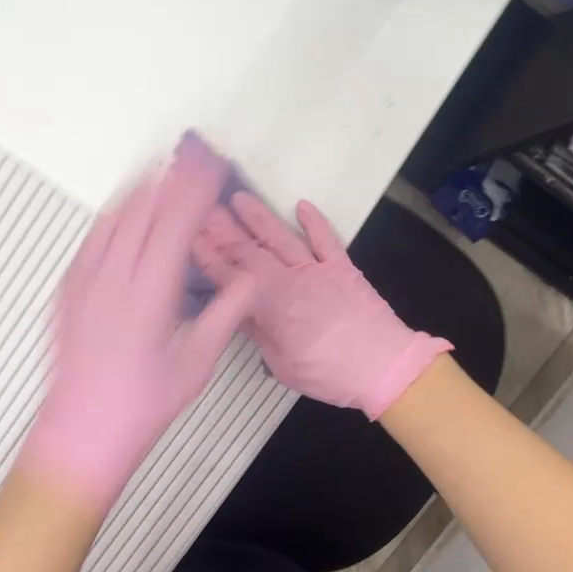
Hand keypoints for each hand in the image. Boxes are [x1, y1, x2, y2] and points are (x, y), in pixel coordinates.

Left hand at [20, 137, 259, 509]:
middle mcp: (113, 279)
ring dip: (136, 193)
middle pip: (142, 211)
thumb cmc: (142, 406)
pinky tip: (119, 218)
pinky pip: (89, 244)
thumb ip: (224, 317)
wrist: (82, 430)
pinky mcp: (66, 295)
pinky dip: (109, 221)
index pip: (175, 224)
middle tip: (188, 157)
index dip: (194, 188)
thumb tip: (250, 281)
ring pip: (111, 222)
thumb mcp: (194, 365)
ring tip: (157, 173)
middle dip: (167, 179)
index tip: (210, 164)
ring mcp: (84, 284)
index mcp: (150, 294)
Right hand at [192, 194, 451, 418]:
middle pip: (250, 252)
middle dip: (223, 231)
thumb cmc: (328, 373)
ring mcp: (318, 271)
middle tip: (202, 211)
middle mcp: (290, 280)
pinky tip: (300, 205)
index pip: (230, 278)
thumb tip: (241, 314)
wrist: (384, 365)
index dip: (208, 259)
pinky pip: (326, 239)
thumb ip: (260, 334)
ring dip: (259, 217)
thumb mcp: (281, 363)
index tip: (188, 240)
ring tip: (239, 198)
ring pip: (282, 238)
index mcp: (270, 306)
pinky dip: (313, 221)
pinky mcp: (343, 269)